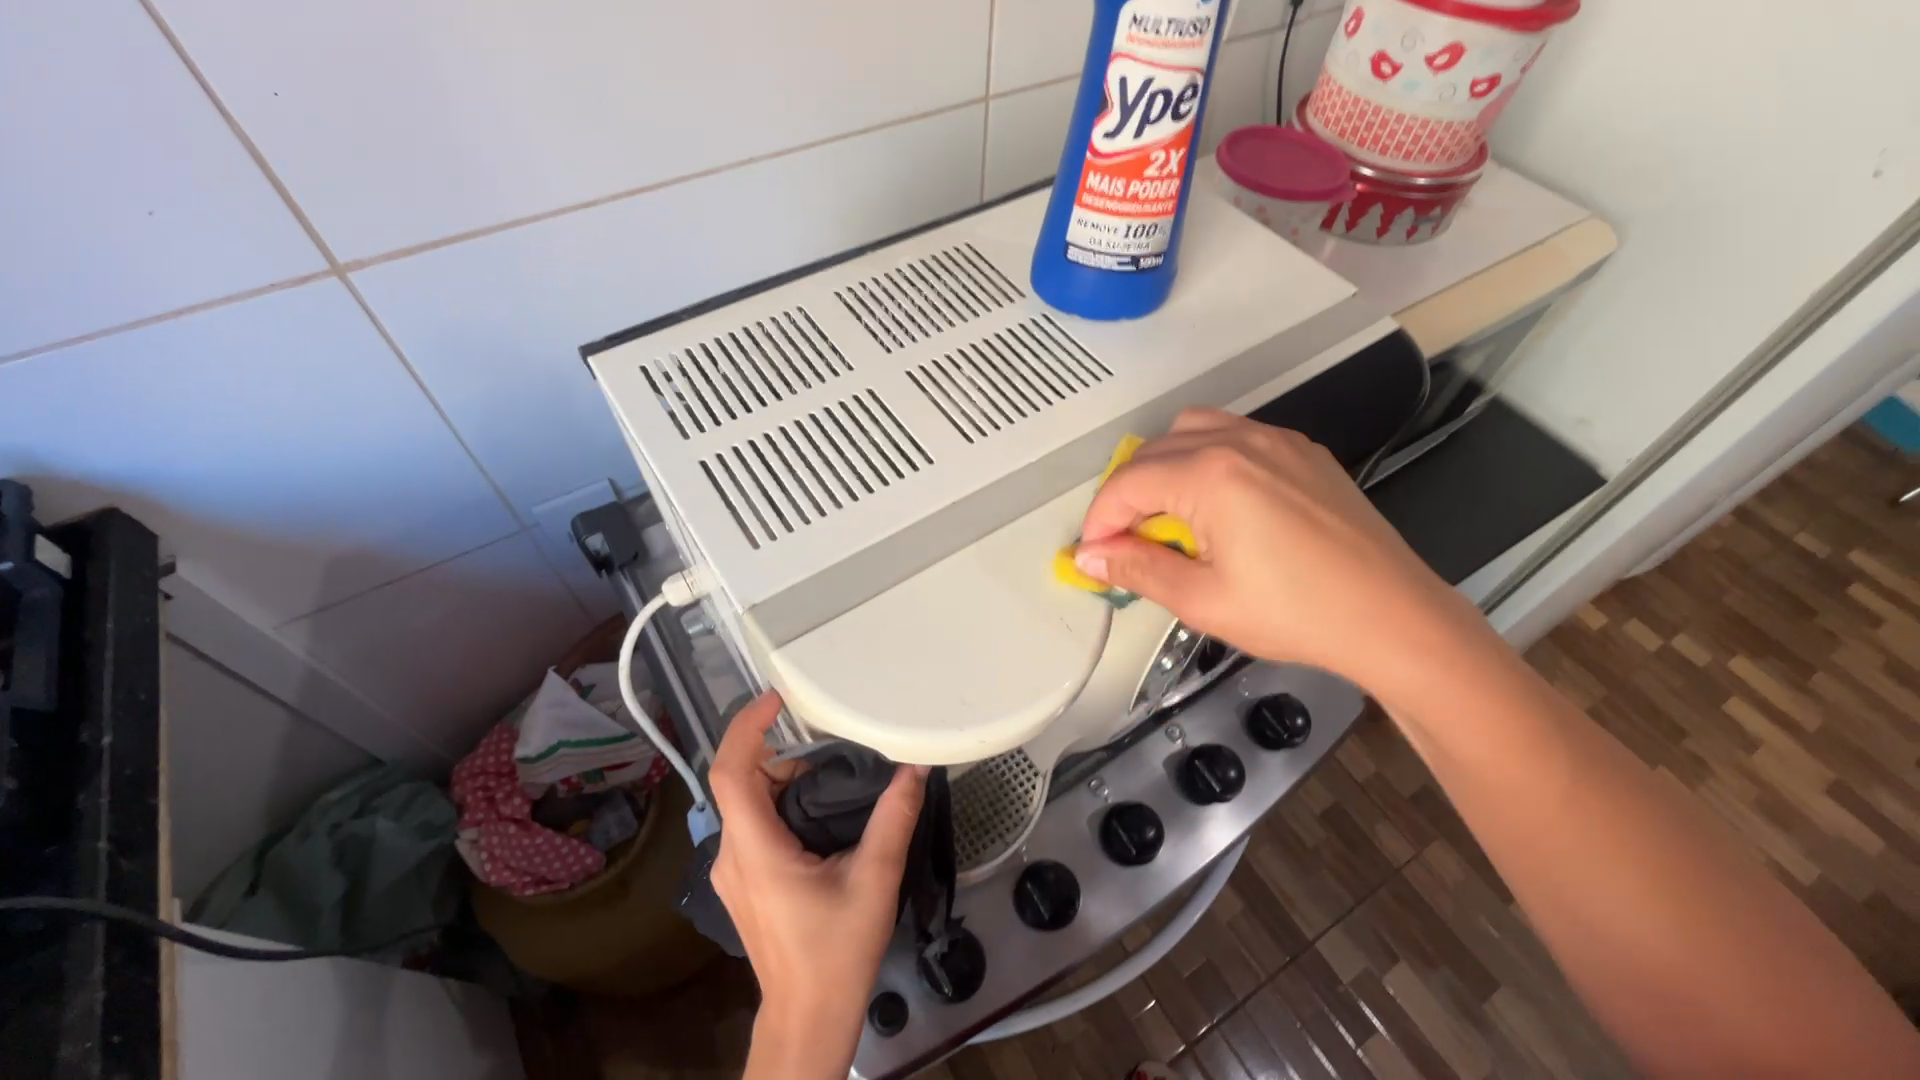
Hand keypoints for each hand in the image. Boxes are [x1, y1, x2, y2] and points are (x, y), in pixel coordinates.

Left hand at [709, 691, 926, 1079]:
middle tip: (828, 748)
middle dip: (780, 755)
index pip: (731, 770)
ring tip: (833, 784)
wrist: (808, 1016)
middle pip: (741, 781)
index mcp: (756, 848)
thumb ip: (894, 817)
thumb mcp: (874, 880)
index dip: (747, 727)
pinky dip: (781, 807)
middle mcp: (731, 853)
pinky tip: (820, 819)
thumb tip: (915, 768)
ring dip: (784, 783)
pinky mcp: (743, 882)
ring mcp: (731, 870)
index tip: (775, 698)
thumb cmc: (837, 953)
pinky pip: (753, 826)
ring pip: (747, 804)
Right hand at [1073, 408, 1493, 707]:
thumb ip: (1138, 569)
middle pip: (1155, 451)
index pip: (1128, 483)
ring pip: (1194, 431)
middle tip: (1125, 544)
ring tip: (1168, 519)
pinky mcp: (1304, 453)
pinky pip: (1237, 437)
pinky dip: (1207, 461)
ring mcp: (1278, 442)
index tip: (1095, 554)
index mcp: (1213, 475)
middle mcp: (1243, 442)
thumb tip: (1092, 556)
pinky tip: (1217, 507)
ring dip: (1165, 468)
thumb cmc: (1300, 613)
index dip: (1101, 520)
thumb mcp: (1203, 601)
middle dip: (1128, 496)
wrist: (1391, 616)